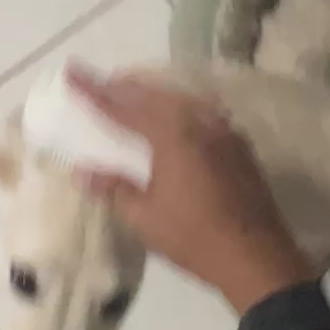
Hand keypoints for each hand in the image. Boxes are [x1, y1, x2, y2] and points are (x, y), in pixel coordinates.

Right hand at [68, 67, 315, 312]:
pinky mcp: (238, 144)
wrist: (257, 257)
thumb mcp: (144, 217)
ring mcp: (223, 130)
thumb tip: (82, 171)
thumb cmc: (194, 238)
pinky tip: (173, 116)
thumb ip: (114, 188)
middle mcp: (199, 121)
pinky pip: (201, 111)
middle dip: (125, 86)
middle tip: (101, 82)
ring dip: (153, 94)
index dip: (94, 90)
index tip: (72, 72)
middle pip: (154, 94)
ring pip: (181, 98)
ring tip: (132, 95)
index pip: (122, 106)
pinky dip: (178, 107)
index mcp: (171, 134)